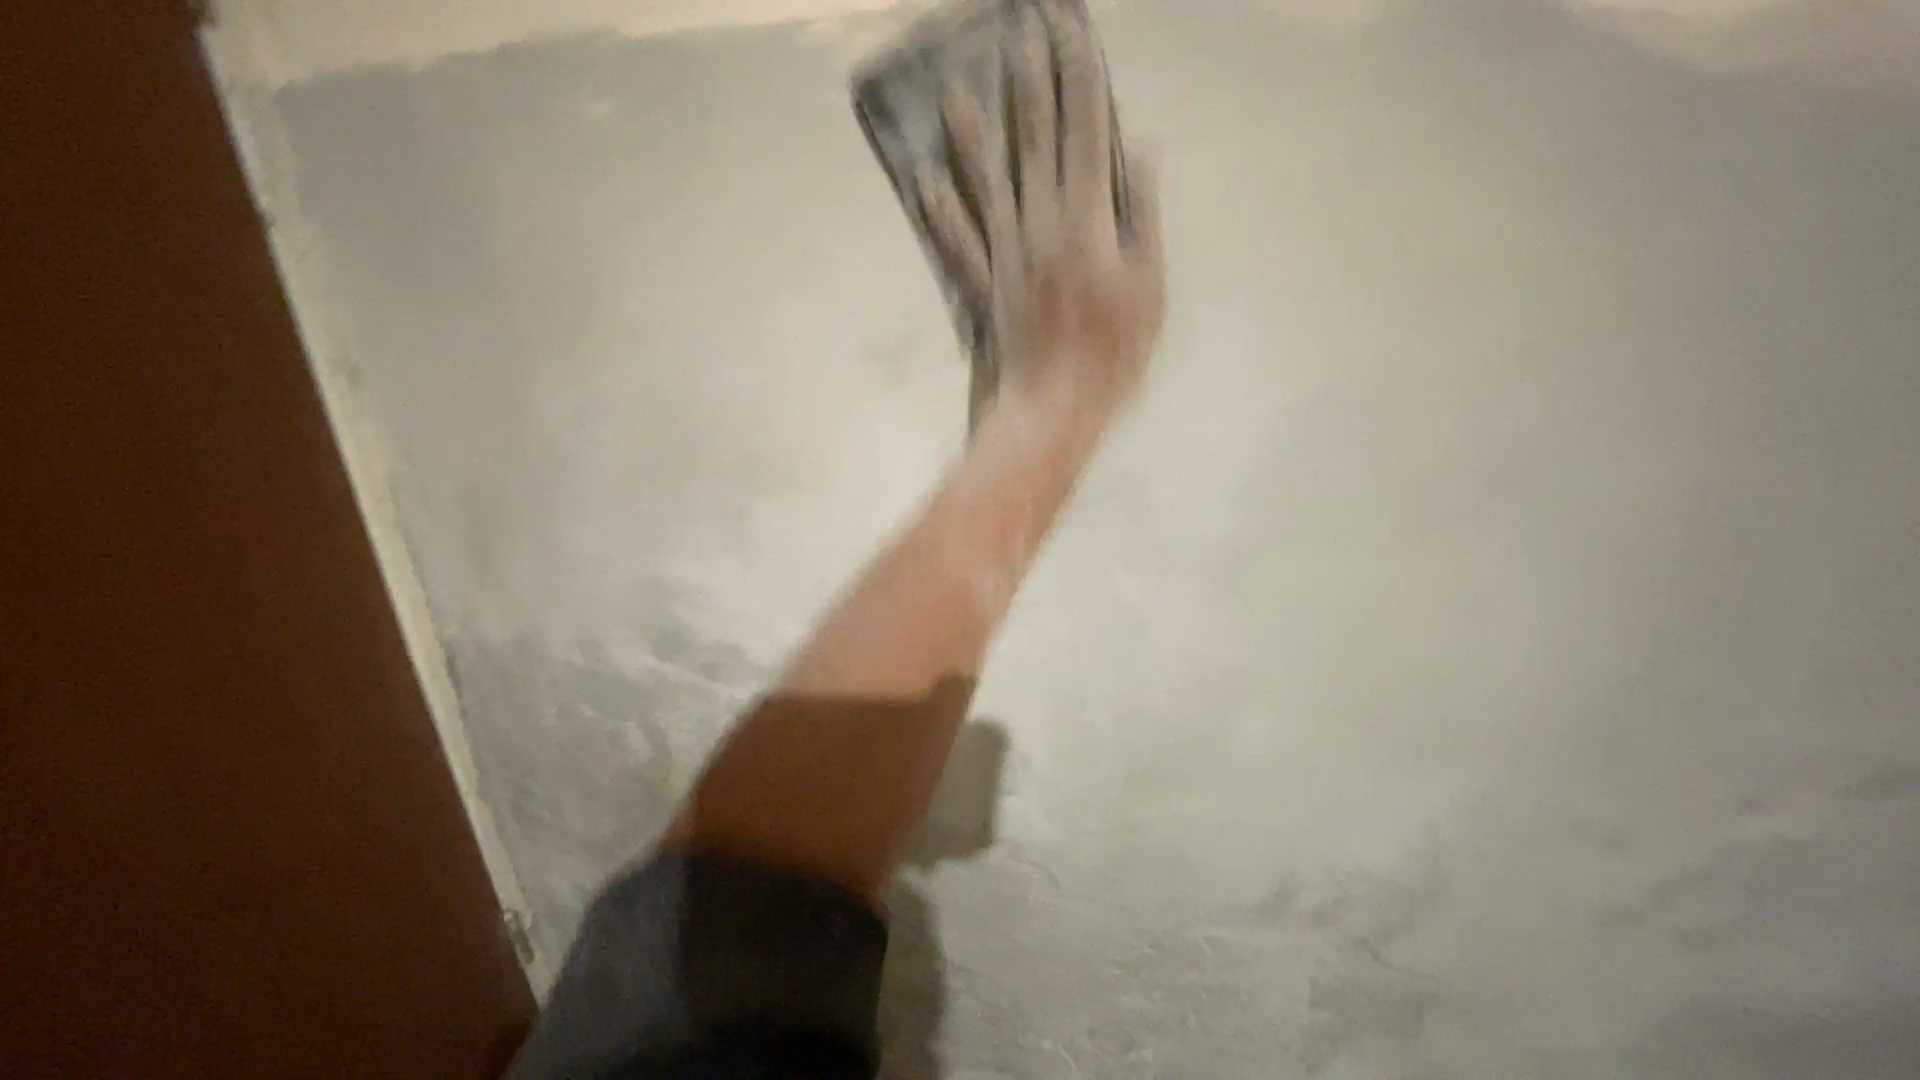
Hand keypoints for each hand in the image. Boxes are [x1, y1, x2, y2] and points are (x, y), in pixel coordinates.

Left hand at [916, 2, 1165, 423]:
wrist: (1051, 408)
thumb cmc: (1113, 355)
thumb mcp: (1150, 286)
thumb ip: (1142, 214)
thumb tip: (1141, 150)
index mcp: (1087, 218)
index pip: (1084, 131)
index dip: (1078, 77)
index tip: (1070, 29)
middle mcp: (1039, 222)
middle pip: (1035, 141)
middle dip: (1029, 81)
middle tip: (1020, 29)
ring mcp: (1004, 253)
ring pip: (986, 182)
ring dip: (972, 134)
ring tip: (955, 90)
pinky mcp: (982, 284)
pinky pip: (957, 241)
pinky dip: (941, 210)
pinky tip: (924, 180)